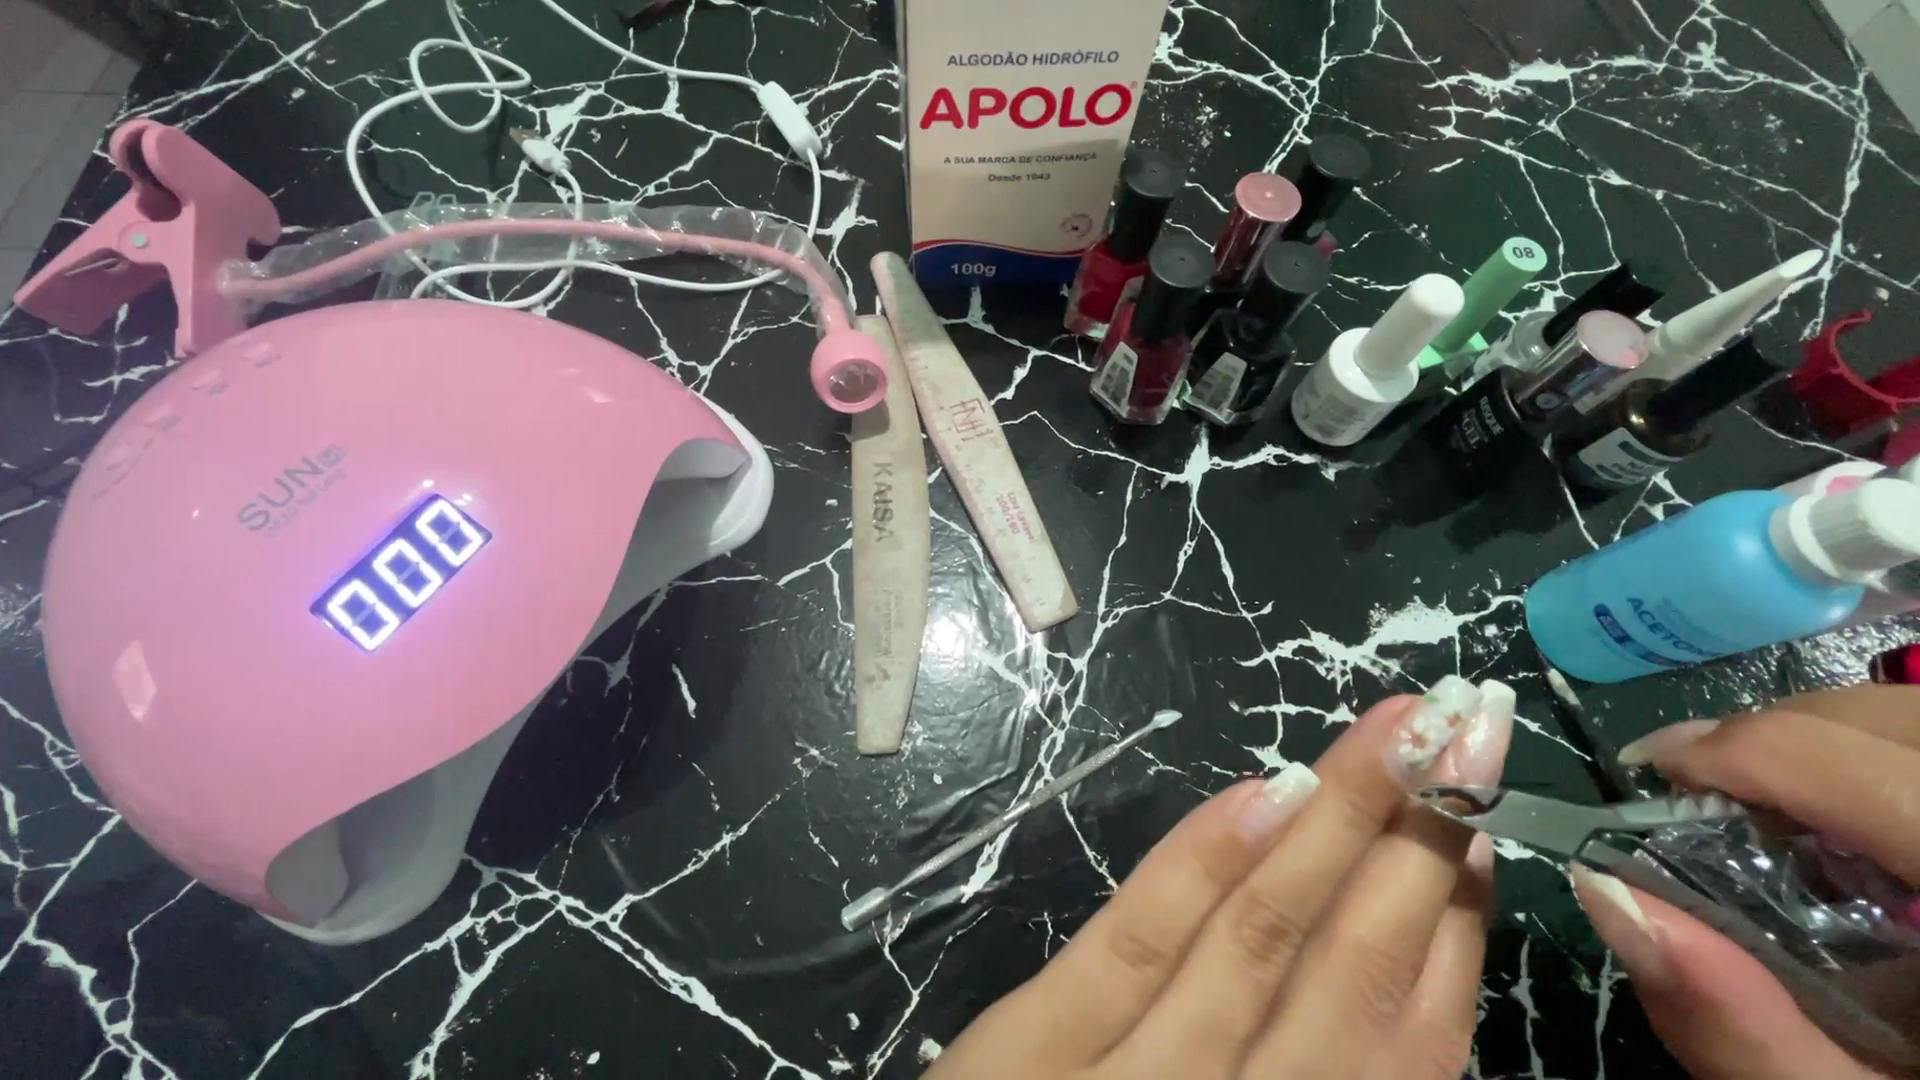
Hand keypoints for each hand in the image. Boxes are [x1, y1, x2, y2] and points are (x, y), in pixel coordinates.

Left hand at [923, 680, 1515, 1079]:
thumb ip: (1297, 1059)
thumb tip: (1394, 974)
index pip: (1396, 1037)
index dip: (1448, 930)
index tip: (1477, 835)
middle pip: (1344, 969)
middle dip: (1416, 846)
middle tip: (1465, 732)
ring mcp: (1137, 1079)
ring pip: (1259, 942)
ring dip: (1338, 832)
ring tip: (1400, 740)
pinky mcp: (1040, 1046)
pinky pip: (1135, 944)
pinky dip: (1202, 865)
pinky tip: (1265, 792)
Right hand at [1570, 684, 1919, 1079]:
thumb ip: (1739, 1029)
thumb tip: (1603, 889)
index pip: (1876, 780)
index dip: (1746, 749)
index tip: (1656, 770)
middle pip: (1911, 725)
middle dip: (1787, 730)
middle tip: (1703, 780)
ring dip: (1843, 736)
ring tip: (1776, 791)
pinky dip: (1895, 757)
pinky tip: (1866, 821)